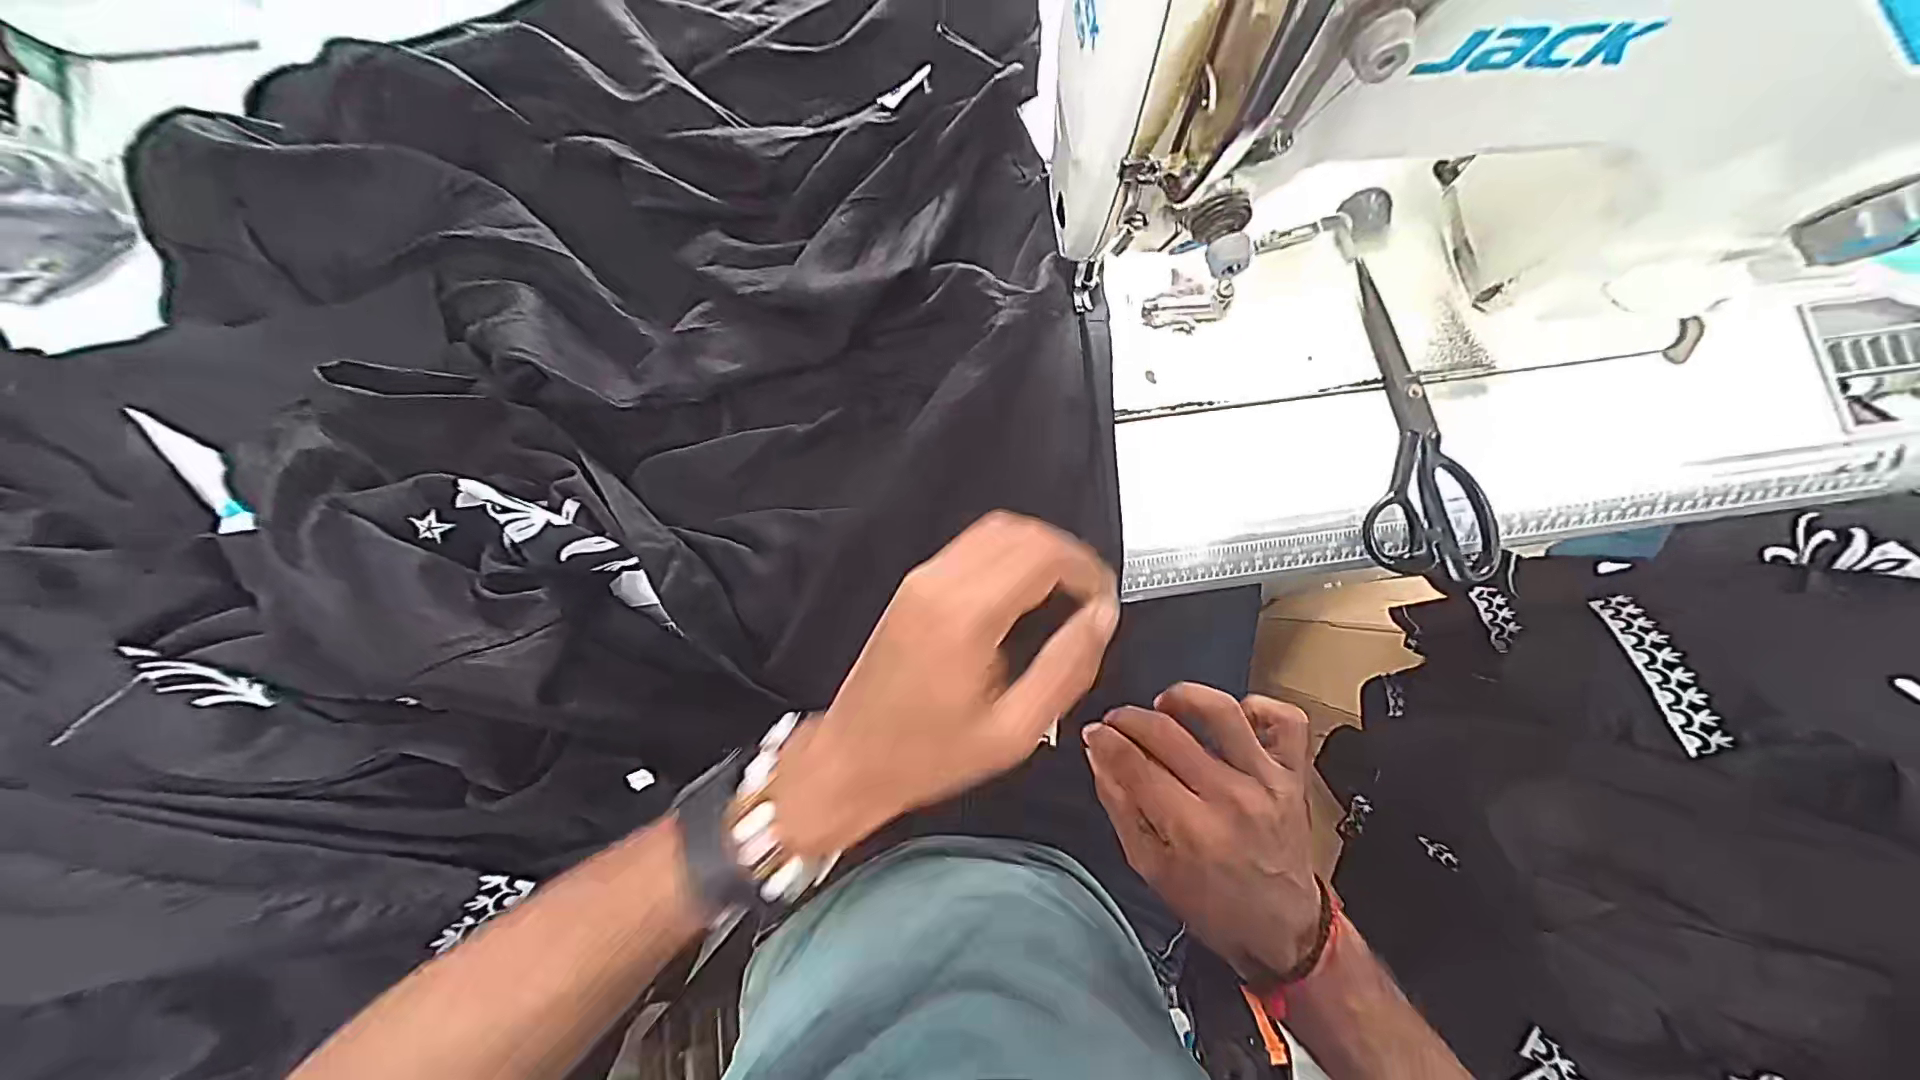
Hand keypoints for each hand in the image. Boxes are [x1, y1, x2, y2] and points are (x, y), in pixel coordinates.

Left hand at [770, 512, 1119, 855]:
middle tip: (1089, 592)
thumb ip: (1067, 667)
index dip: (1087, 568)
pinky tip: (1024, 591)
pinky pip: (971, 546)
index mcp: (966, 617)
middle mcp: (939, 587)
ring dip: (1039, 549)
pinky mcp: (914, 588)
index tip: (1102, 595)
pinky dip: (1009, 554)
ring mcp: (922, 582)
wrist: (854, 758)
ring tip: (1064, 590)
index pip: (1043, 554)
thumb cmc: (921, 754)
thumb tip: (1099, 622)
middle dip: (1069, 554)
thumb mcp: (1014, 730)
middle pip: (1022, 532)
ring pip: (996, 530)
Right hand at [1085, 683, 1321, 987]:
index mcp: (1193, 831)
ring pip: (1222, 711)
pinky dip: (1256, 707)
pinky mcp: (1293, 773)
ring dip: (1183, 698)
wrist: (1286, 930)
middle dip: (1127, 718)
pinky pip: (1281, 718)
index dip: (1104, 740)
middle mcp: (1232, 799)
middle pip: (1166, 732)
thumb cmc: (1216, 905)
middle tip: (1115, 722)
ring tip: (1165, 706)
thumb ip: (1120, 806)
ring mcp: (1267, 781)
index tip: (1094, 734)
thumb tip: (1098, 754)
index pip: (1134, 763)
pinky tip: (1230, 721)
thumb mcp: (1151, 868)